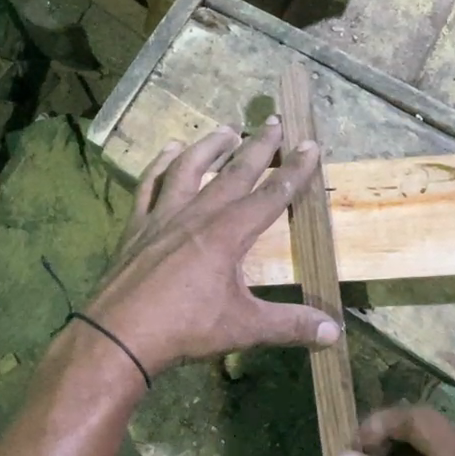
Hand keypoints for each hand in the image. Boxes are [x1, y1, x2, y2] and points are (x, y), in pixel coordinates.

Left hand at [81, 121, 340, 375]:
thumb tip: (335, 332)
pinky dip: (161, 164)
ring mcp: (163, 215)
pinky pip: (150, 184)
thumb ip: (290, 325)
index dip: (295, 171)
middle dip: (258, 146)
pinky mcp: (137, 224)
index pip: (271, 195)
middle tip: (274, 121)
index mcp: (228, 234)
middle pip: (234, 172)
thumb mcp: (244, 328)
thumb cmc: (185, 328)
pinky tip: (169, 150)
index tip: (310, 145)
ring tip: (226, 129)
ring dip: (210, 146)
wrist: (119, 333)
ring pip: (189, 168)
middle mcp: (197, 214)